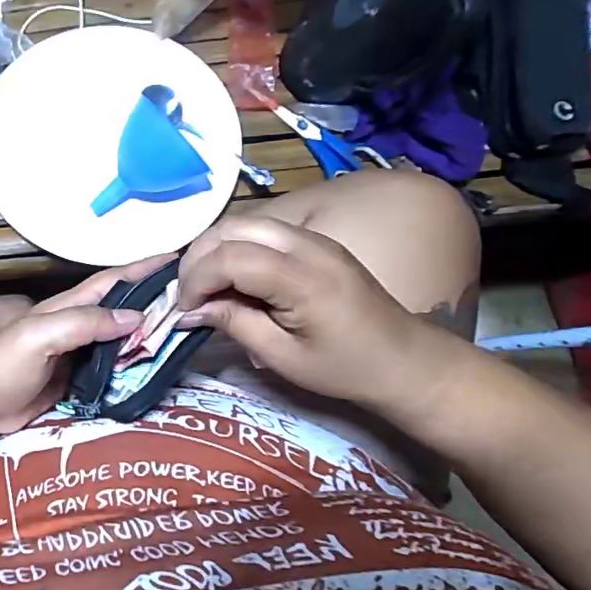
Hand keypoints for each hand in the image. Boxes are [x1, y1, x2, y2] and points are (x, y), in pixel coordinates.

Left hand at [0, 255, 172, 434]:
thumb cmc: (4, 365)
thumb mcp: (40, 336)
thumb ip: (84, 322)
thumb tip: (137, 318)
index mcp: (67, 306)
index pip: (112, 281)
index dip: (142, 268)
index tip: (176, 257)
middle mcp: (77, 324)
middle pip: (122, 307)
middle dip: (154, 297)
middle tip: (191, 297)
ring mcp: (79, 352)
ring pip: (122, 336)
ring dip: (150, 331)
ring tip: (184, 330)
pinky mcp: (79, 379)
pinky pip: (115, 365)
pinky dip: (136, 362)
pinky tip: (156, 365)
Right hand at [176, 218, 472, 415]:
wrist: (405, 359)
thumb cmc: (345, 367)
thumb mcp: (283, 357)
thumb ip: (234, 324)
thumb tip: (190, 310)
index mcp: (301, 278)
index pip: (229, 257)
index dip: (196, 280)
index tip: (185, 310)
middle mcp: (306, 244)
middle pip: (232, 227)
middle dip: (199, 257)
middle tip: (189, 295)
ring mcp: (313, 237)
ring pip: (246, 221)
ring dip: (216, 248)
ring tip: (206, 286)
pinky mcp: (315, 239)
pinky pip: (263, 229)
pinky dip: (237, 246)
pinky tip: (232, 276)